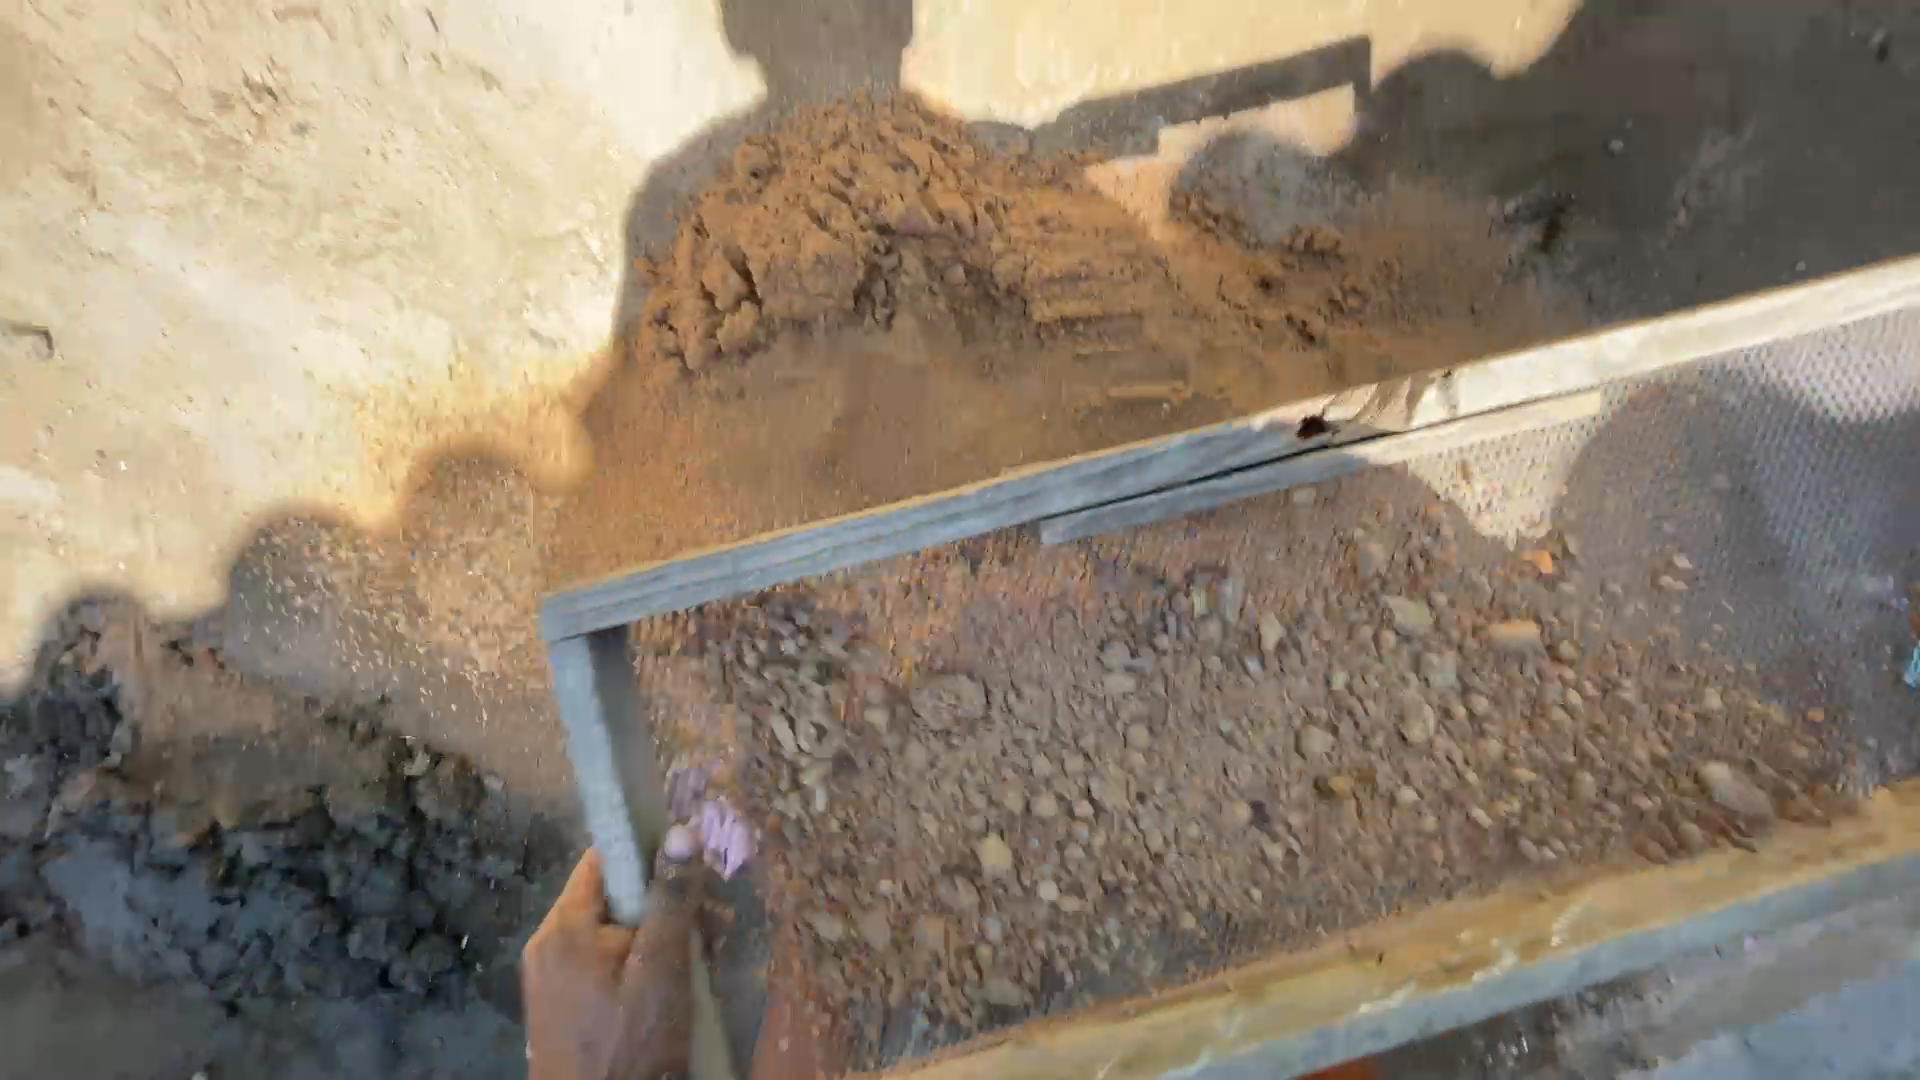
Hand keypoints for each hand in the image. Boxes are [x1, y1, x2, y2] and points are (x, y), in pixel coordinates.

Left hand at [522, 848, 696, 1079]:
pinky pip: (608, 961)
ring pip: (618, 928)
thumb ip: (672, 896)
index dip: (649, 851)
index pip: (605, 857)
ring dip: (665, 931)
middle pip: (617, 894)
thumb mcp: (662, 965)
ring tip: (708, 950)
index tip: (690, 864)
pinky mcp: (565, 1006)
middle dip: (669, 900)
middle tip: (714, 919)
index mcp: (563, 928)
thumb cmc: (632, 1044)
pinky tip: (680, 978)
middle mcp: (548, 946)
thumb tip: (685, 829)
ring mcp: (553, 979)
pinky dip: (645, 959)